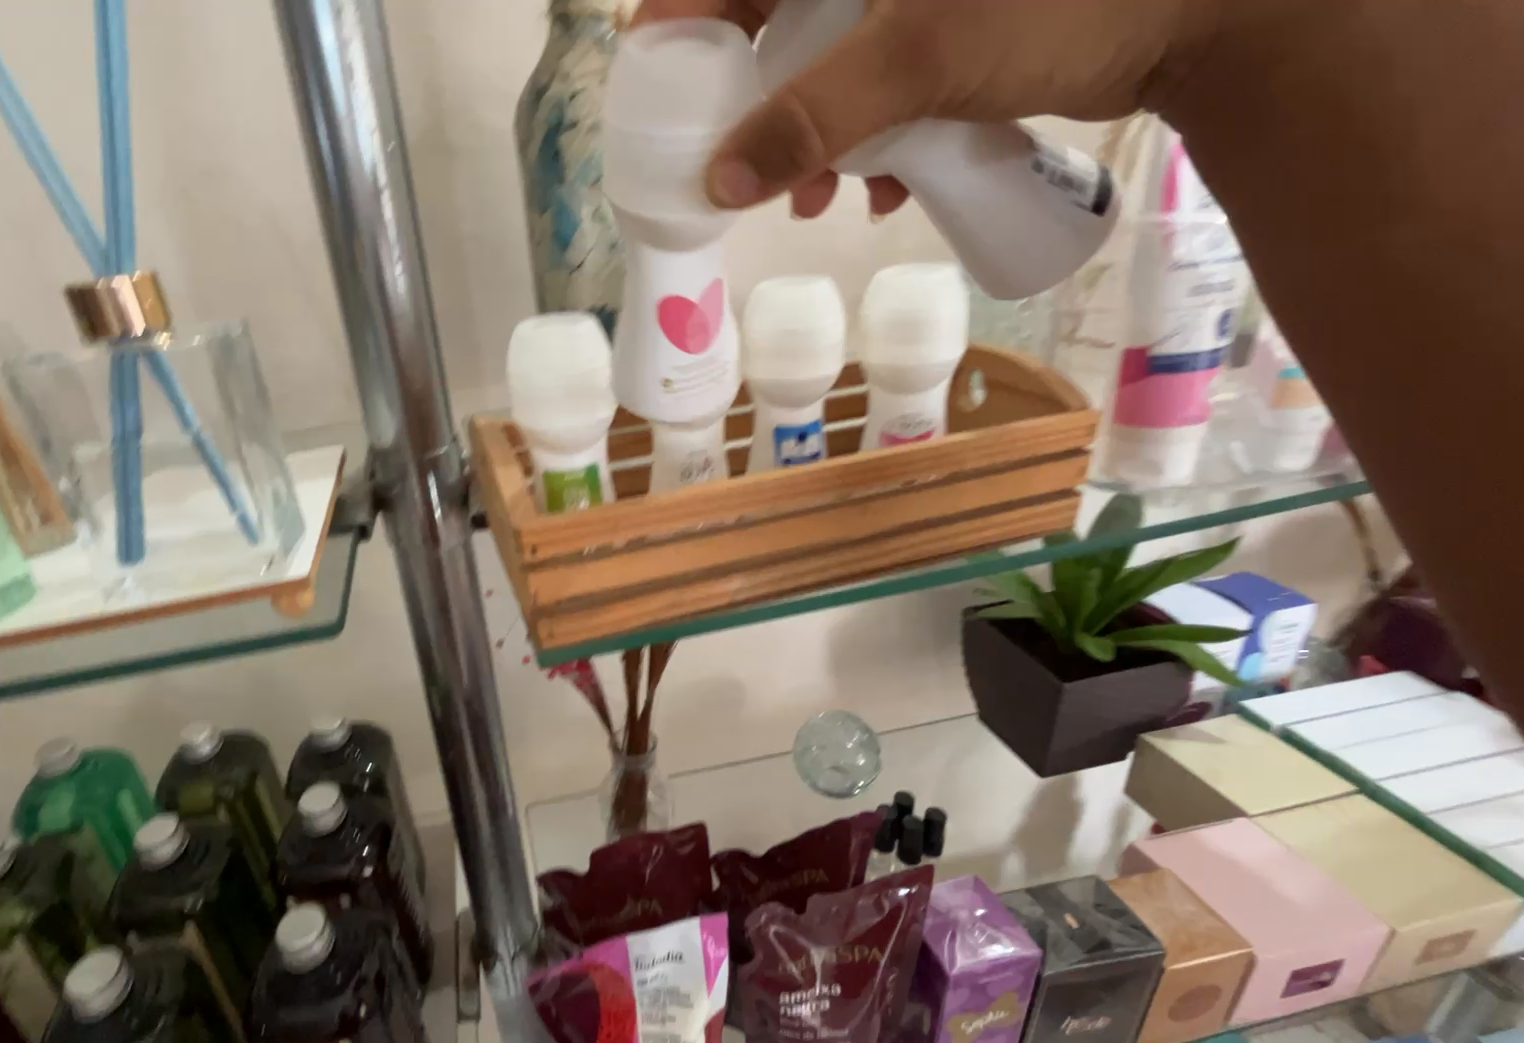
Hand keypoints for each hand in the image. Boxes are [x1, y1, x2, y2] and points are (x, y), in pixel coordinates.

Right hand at [630, 0, 1222, 216]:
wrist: (1211, 5)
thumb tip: (720, 181)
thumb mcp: (919, 57)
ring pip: (832, 58)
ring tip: (822, 201)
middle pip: (781, 17)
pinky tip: (889, 186)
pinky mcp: (954, 24)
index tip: (653, 76)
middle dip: (761, 102)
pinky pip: (883, 80)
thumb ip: (813, 115)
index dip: (684, 12)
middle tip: (743, 167)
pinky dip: (876, 136)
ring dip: (819, 137)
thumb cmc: (1059, 0)